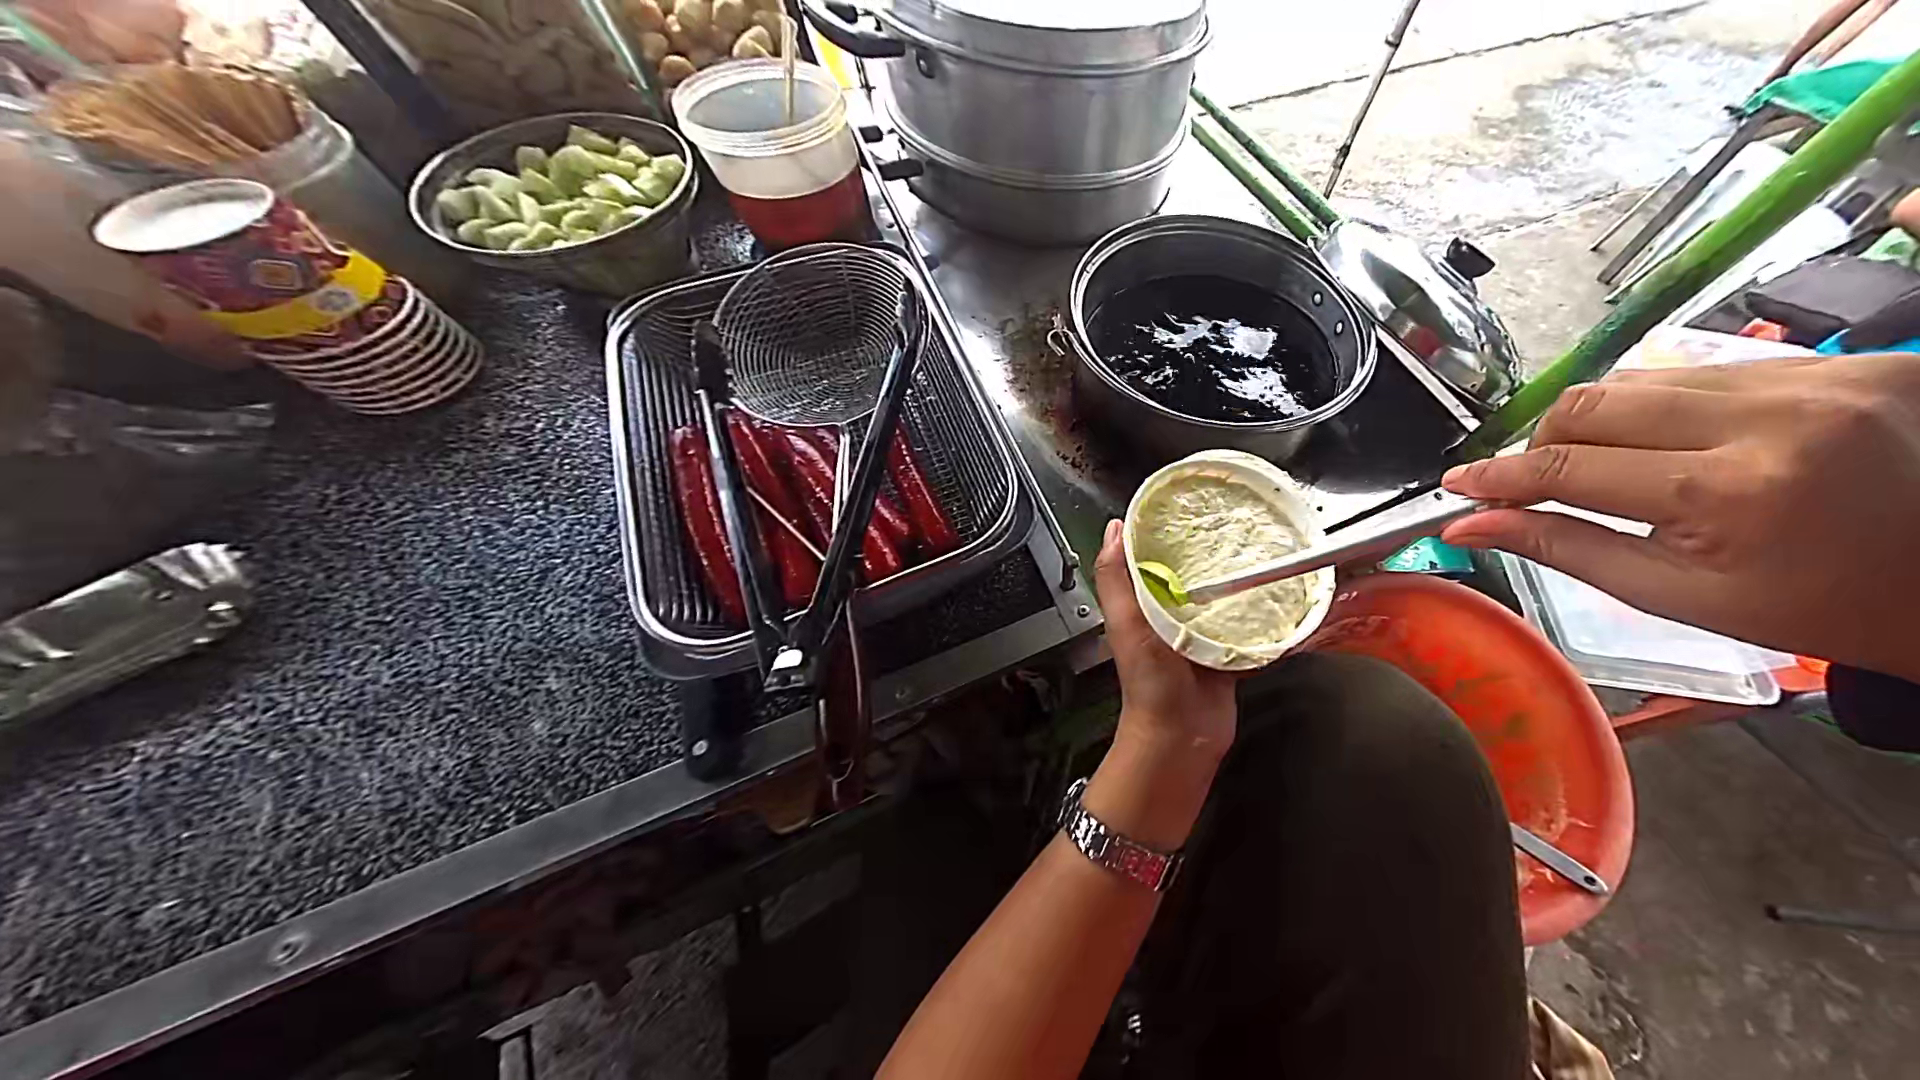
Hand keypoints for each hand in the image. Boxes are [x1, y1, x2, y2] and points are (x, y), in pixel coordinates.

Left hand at [1085, 519, 1239, 848]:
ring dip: (1237, 577)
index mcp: (1142, 602)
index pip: (1153, 556)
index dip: (1165, 531)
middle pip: (1192, 571)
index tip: (1186, 504)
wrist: (1182, 735)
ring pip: (1222, 594)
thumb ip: (1116, 579)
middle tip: (1235, 521)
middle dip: (1209, 549)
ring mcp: (1202, 630)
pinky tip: (1278, 590)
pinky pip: (1248, 624)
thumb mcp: (1125, 622)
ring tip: (1261, 548)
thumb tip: (1112, 529)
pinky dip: (1260, 610)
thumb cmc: (1149, 683)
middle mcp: (1171, 612)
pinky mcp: (1230, 649)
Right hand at [1440, 354, 1919, 682]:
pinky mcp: (1843, 360)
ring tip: (1597, 465)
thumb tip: (1467, 526)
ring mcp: (1817, 377)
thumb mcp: (1677, 593)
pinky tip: (1660, 443)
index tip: (1457, 485)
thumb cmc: (1821, 607)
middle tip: (1528, 483)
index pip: (1566, 467)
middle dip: (1540, 445)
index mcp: (1731, 491)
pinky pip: (1698, 371)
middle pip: (1592, 406)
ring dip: (1592, 423)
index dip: (1497, 476)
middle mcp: (1773, 416)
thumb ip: (1561, 547)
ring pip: (1636, 380)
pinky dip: (1652, 406)